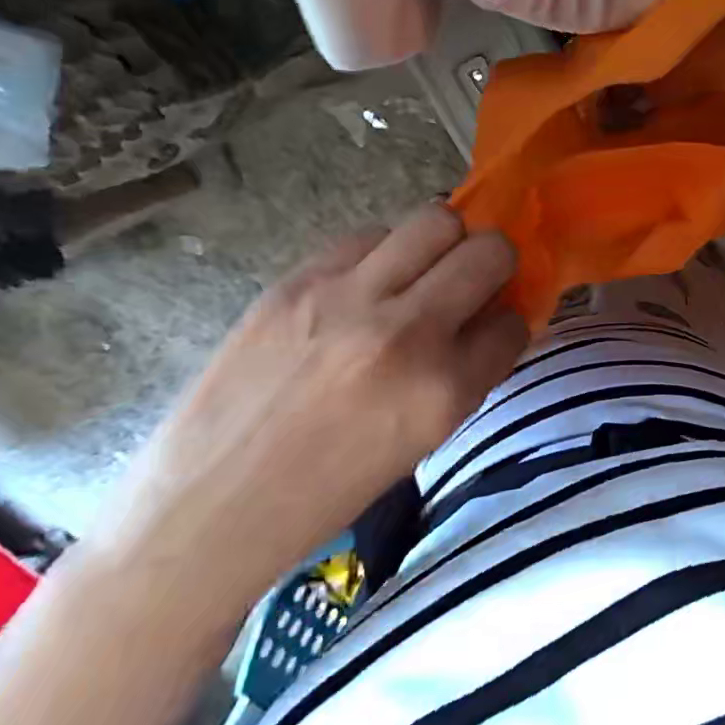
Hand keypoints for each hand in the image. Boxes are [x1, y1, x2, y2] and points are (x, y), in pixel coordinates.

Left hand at [93, 204, 528, 609]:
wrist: (211, 503)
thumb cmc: (326, 492)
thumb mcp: (420, 442)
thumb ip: (465, 375)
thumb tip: (490, 321)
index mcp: (442, 390)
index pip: (513, 323)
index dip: (510, 322)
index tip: (495, 325)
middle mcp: (405, 332)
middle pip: (488, 251)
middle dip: (495, 263)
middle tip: (475, 280)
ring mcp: (347, 296)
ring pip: (434, 220)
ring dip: (444, 243)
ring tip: (421, 272)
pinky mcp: (297, 279)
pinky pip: (367, 236)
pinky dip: (384, 252)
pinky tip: (366, 283)